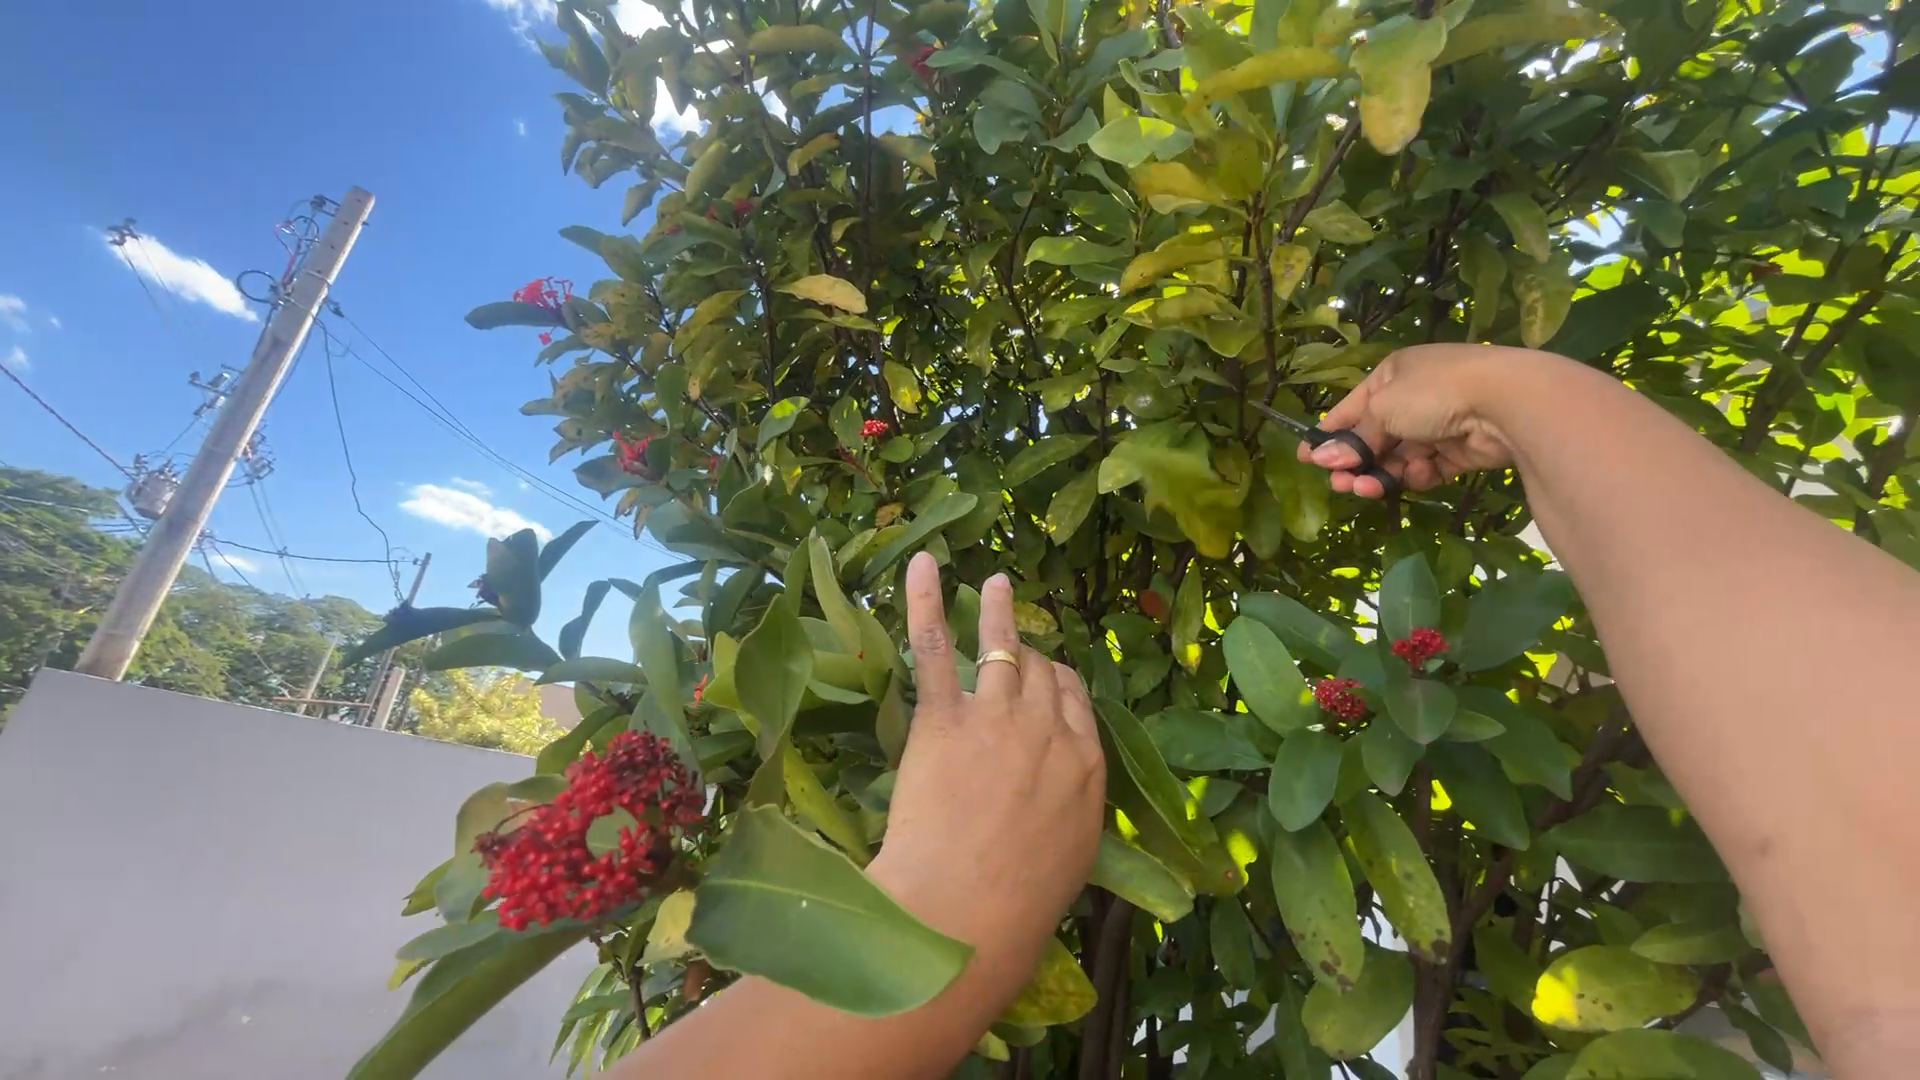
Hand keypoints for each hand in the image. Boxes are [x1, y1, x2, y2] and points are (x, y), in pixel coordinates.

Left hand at [869, 553, 1105, 995]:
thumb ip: (1070, 808)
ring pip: (1000, 648)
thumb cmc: (1020, 906)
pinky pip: (934, 647)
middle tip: (1014, 642)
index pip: (1075, 699)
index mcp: (1086, 763)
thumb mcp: (1070, 855)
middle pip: (1041, 672)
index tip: (1045, 678)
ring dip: (996, 612)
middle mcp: (1047, 728)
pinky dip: (926, 602)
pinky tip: (924, 566)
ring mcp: (996, 716)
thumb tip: (1062, 793)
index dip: (1057, 684)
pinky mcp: (944, 716)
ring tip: (996, 583)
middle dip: (1029, 654)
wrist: (968, 914)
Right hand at [1297, 343, 1550, 496]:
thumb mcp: (1381, 410)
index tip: (1306, 459)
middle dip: (1354, 462)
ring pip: (1397, 457)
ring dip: (1380, 474)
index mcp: (1393, 376)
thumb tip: (1321, 460)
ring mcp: (1439, 424)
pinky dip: (1419, 475)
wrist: (1508, 402)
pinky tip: (1420, 474)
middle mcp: (1414, 397)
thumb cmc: (1434, 393)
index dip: (1329, 435)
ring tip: (1368, 488)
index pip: (1351, 409)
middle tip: (1340, 484)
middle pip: (1373, 437)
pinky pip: (1427, 468)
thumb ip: (1355, 439)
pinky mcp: (1460, 451)